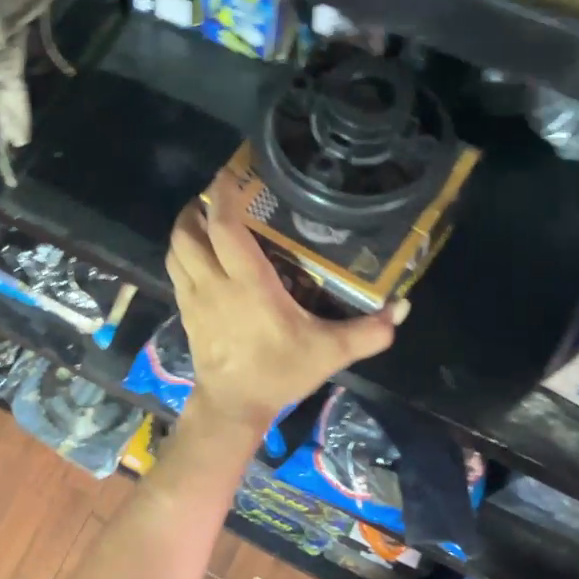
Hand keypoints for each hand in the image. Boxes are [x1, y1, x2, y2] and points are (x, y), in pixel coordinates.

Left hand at [165, 170, 403, 429]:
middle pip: (188, 232)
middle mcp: (213, 284)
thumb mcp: (329, 352)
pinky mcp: (186, 313)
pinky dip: (183, 254)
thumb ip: (369, 331)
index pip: (225, 227)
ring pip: (175, 251)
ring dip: (185, 228)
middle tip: (218, 194)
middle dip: (197, 206)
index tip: (230, 171)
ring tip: (205, 218)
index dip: (224, 194)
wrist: (233, 407)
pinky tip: (200, 255)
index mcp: (247, 283)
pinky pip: (175, 272)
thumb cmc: (279, 373)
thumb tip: (403, 307)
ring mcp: (194, 298)